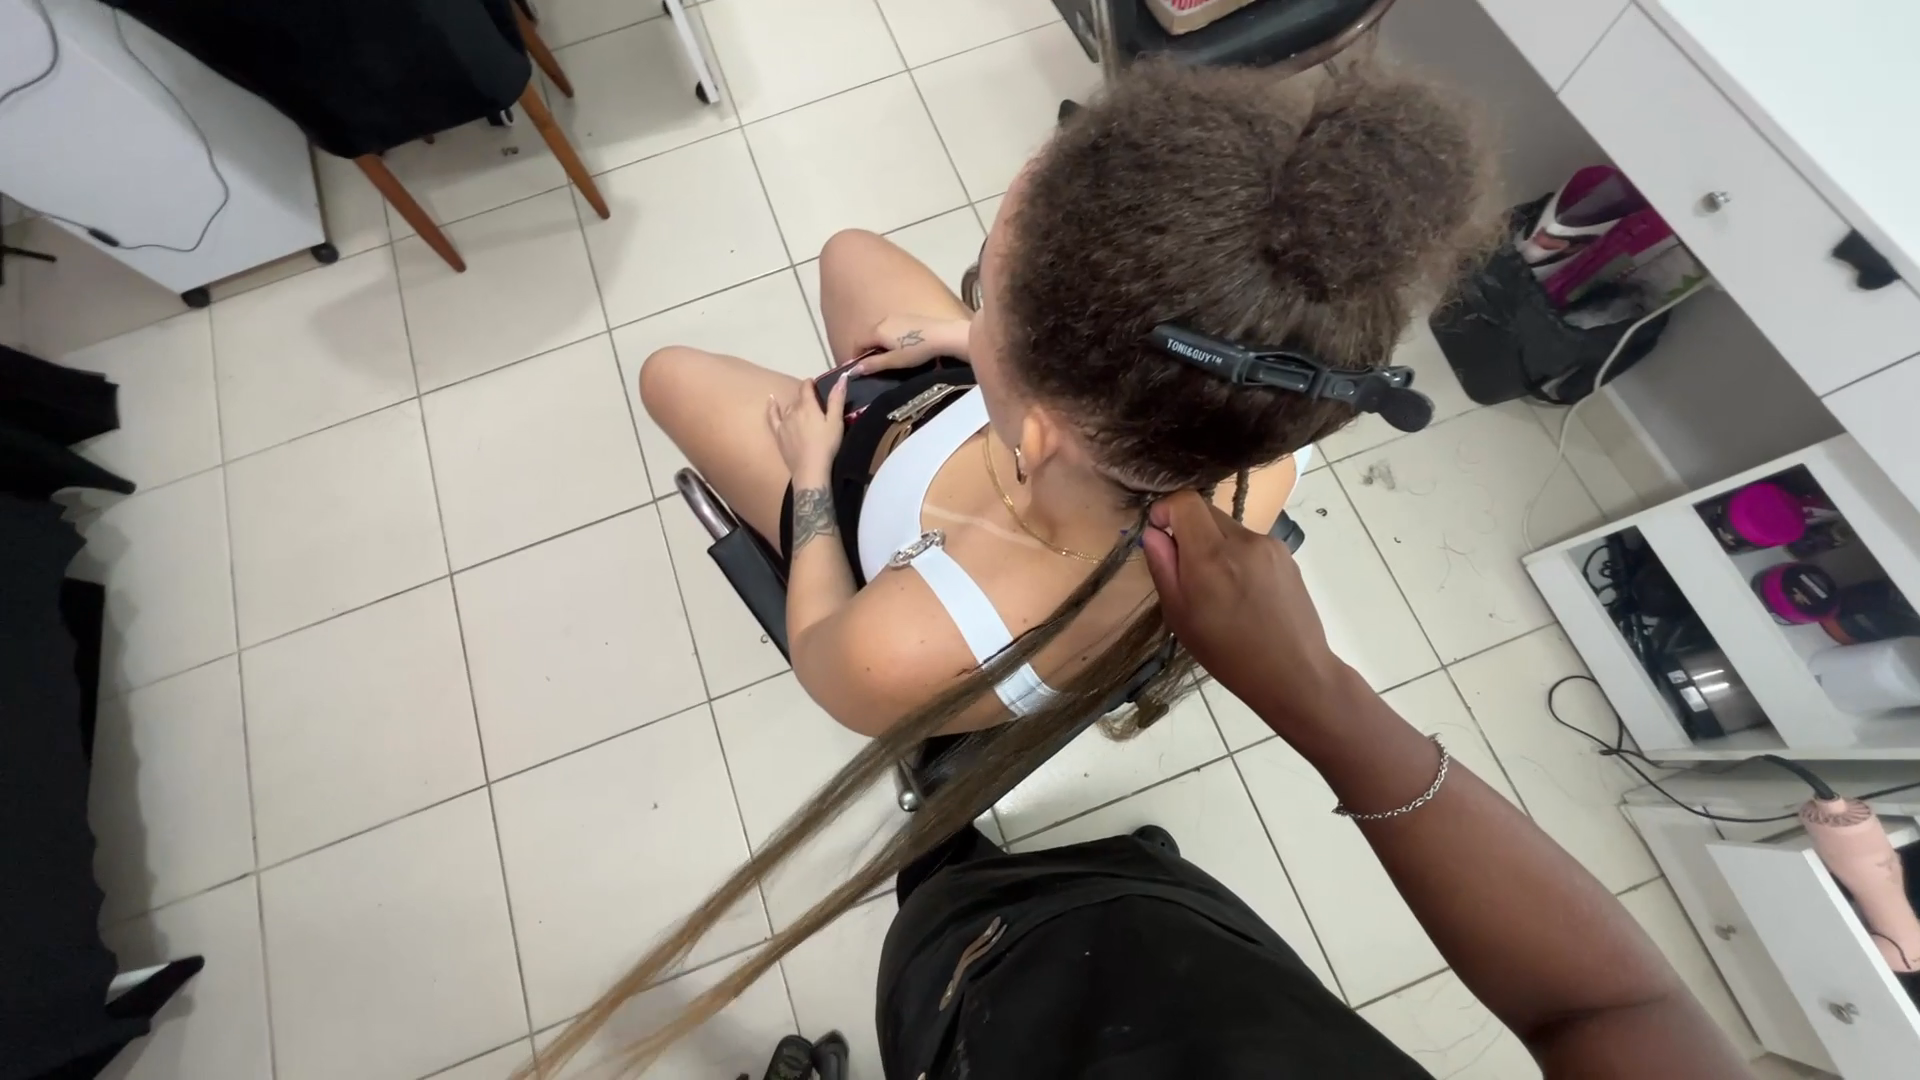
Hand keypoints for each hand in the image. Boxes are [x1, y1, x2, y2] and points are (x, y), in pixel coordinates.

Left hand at [768, 372, 848, 486]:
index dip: (810, 384)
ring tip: (803, 411)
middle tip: (815, 406)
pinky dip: (771, 407)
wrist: (810, 469)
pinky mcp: (778, 434)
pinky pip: (772, 416)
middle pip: (798, 399)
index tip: (814, 384)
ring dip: (795, 406)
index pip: (806, 388)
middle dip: (806, 398)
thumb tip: (841, 378)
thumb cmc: (827, 445)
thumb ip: (837, 400)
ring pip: (788, 408)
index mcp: (808, 406)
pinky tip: (771, 400)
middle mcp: (793, 411)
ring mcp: (784, 423)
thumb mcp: (836, 422)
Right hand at [849, 315, 970, 374]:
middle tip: (875, 365)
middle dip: (868, 350)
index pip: (858, 343)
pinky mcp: (908, 317)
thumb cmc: (917, 350)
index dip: (856, 356)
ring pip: (881, 331)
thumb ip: (874, 364)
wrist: (943, 335)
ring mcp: (896, 316)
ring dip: (880, 344)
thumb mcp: (895, 361)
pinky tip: (903, 347)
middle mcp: (883, 320)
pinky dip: (891, 338)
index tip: (859, 369)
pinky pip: (892, 328)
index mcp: (877, 331)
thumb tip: (854, 369)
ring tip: (890, 358)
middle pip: (869, 336)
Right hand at [1142, 491, 1356, 735]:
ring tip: (1217, 587)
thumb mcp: (1179, 615)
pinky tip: (1242, 591)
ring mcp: (1269, 545)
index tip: (1159, 534)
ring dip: (1213, 544)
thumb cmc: (1226, 652)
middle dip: (1188, 530)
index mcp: (1210, 555)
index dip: (1166, 510)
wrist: (1293, 672)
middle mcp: (1242, 540)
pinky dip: (1236, 555)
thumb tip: (1153, 533)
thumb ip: (1163, 567)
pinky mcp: (1286, 555)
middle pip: (1205, 511)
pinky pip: (1249, 542)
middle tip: (1185, 569)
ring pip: (1228, 527)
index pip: (1185, 501)